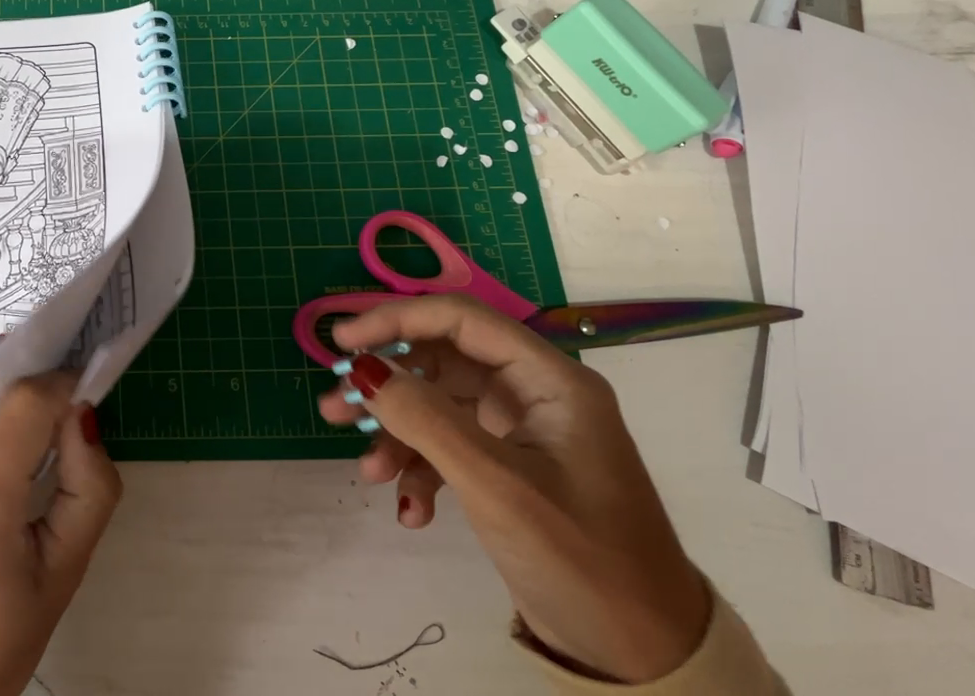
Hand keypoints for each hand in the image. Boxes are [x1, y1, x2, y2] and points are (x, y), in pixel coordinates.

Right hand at [319, 295, 711, 683]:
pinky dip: (421, 471)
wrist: (640, 654)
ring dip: (397, 435)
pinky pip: (449, 448)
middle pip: (441, 363)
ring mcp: (522, 432)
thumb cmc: (579, 557)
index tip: (341, 341)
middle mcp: (535, 394)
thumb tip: (362, 368)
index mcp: (549, 381)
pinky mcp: (510, 468)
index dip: (395, 319)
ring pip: (438, 407)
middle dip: (386, 386)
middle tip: (334, 408)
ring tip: (369, 473)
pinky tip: (412, 511)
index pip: (460, 320)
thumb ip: (425, 418)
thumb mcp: (494, 484)